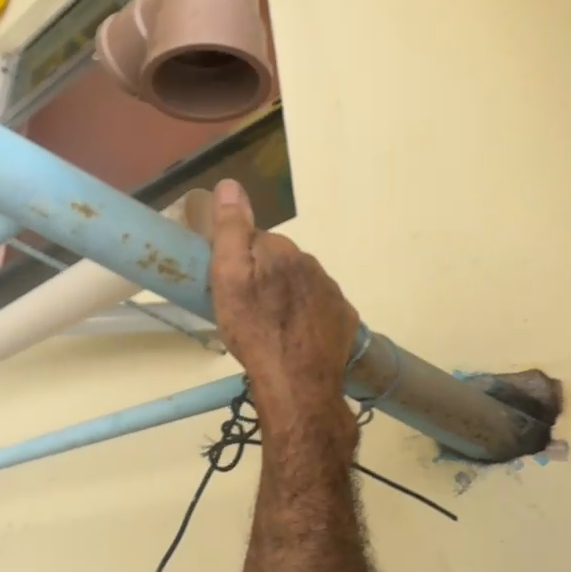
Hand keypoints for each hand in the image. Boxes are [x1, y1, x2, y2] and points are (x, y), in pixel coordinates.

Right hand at [209, 180, 359, 417]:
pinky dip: (303, 313)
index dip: (235, 259)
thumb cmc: (252, 331)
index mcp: (279, 249)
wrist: (297, 386)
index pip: (252, 238)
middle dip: (260, 274)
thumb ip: (230, 230)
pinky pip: (316, 305)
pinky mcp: (343, 318)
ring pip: (296, 282)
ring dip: (282, 293)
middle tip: (242, 306)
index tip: (226, 283)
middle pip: (275, 259)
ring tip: (266, 324)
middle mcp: (310, 262)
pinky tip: (291, 334)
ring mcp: (331, 291)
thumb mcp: (227, 278)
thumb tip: (230, 185)